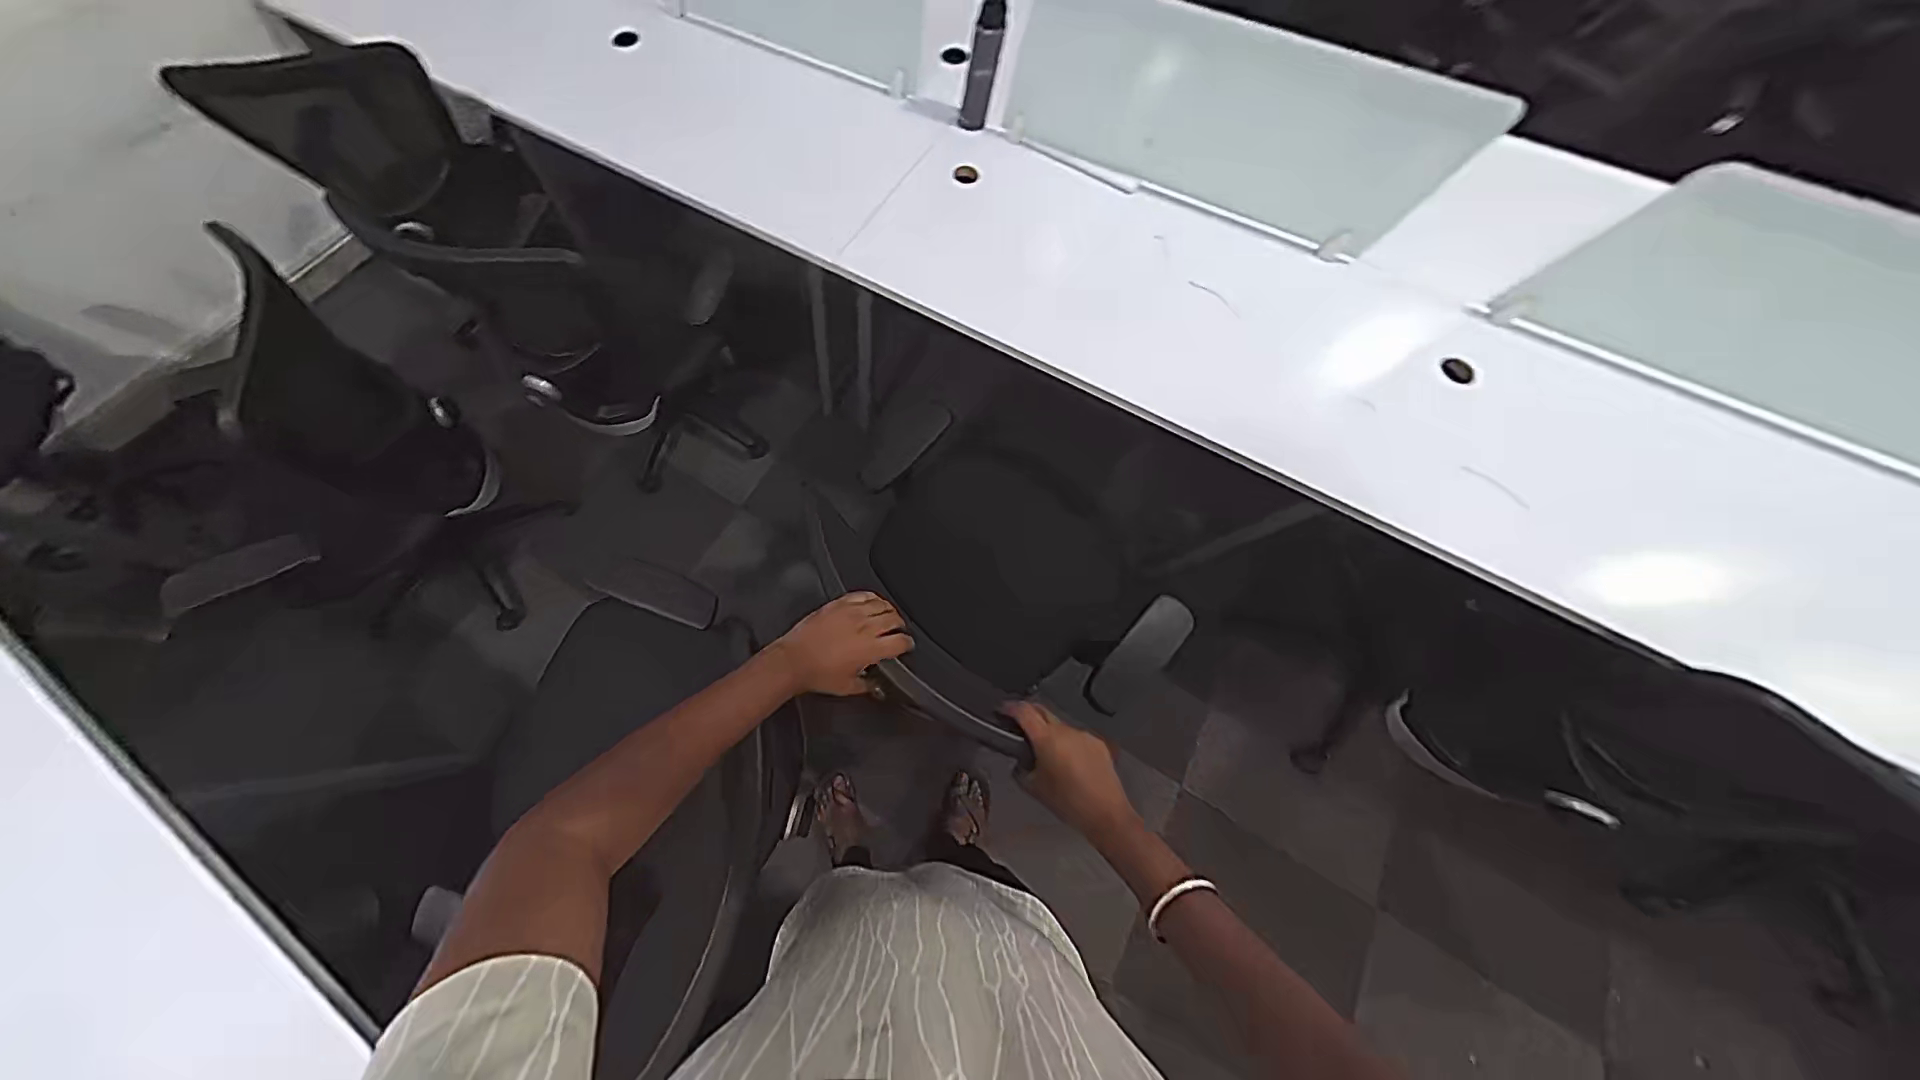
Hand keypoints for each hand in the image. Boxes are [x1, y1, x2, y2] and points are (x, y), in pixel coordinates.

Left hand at [765, 591, 913, 695]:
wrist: (792, 661)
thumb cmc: (816, 674)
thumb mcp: (847, 687)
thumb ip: (867, 685)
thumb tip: (875, 685)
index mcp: (871, 649)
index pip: (900, 641)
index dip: (908, 643)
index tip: (906, 644)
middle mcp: (864, 628)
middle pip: (894, 619)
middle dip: (900, 625)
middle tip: (899, 629)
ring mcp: (851, 613)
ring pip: (881, 604)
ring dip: (889, 610)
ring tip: (888, 615)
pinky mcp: (838, 605)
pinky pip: (862, 595)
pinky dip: (872, 598)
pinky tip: (872, 602)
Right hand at [1006, 701, 1141, 844]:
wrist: (1106, 813)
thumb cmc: (1068, 803)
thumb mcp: (1034, 788)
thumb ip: (1021, 769)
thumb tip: (1021, 761)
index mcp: (1047, 739)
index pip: (1024, 711)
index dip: (1009, 707)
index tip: (1002, 710)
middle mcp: (1066, 730)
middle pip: (1042, 711)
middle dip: (1028, 714)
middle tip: (1019, 726)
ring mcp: (1084, 735)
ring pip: (1060, 725)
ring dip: (1049, 732)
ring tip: (1047, 753)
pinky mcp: (1097, 743)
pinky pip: (1076, 736)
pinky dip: (1067, 743)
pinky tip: (1069, 762)